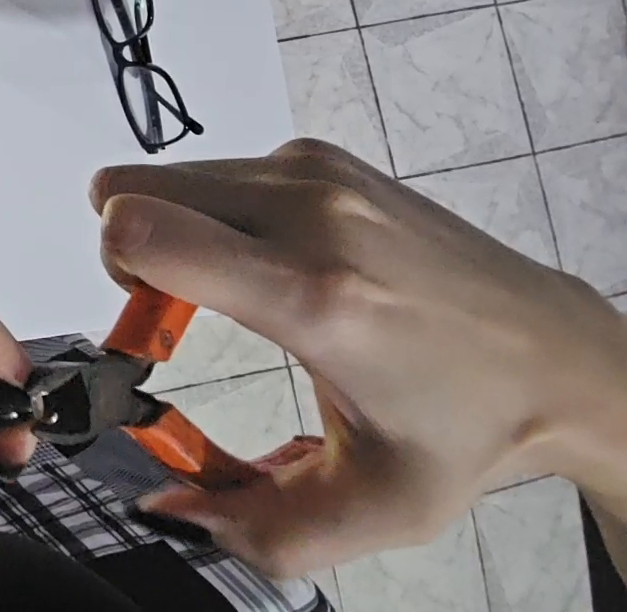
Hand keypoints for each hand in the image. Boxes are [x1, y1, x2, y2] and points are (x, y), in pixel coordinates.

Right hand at [91, 138, 626, 576]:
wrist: (567, 355)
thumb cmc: (471, 421)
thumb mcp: (373, 502)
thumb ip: (256, 524)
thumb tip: (162, 511)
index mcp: (316, 297)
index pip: (141, 230)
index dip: (114, 266)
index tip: (147, 308)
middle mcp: (308, 215)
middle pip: (126, 191)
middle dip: (127, 243)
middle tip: (172, 295)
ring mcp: (310, 174)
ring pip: (157, 177)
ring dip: (164, 224)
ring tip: (226, 277)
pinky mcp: (313, 156)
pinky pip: (202, 170)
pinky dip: (205, 207)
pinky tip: (259, 250)